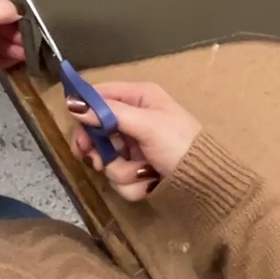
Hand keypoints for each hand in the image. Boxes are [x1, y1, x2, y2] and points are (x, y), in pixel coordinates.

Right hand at [66, 82, 200, 199]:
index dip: (85, 110)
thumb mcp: (147, 125)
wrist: (205, 182)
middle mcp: (134, 119)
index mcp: (139, 97)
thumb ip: (110, 114)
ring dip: (121, 170)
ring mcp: (135, 146)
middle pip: (97, 130)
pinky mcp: (137, 169)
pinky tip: (148, 181)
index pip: (100, 95)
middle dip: (99, 149)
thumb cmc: (179, 144)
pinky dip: (133, 183)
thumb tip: (73, 104)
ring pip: (107, 158)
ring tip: (141, 171)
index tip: (77, 128)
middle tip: (96, 159)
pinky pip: (119, 178)